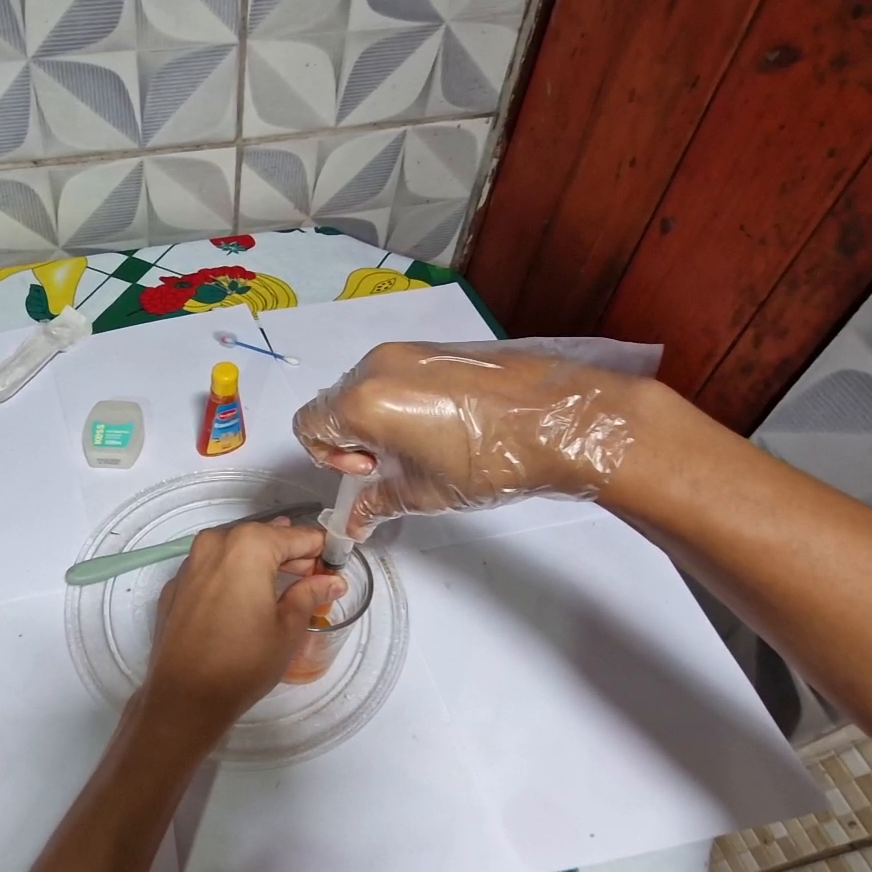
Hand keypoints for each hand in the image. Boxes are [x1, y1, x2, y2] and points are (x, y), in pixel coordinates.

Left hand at [137, 521, 345, 749]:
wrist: (184, 696)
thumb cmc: (244, 661)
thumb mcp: (289, 628)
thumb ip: (311, 594)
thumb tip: (331, 581)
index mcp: (249, 546)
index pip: (297, 536)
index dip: (321, 550)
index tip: (335, 567)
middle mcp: (215, 544)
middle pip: (264, 539)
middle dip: (290, 556)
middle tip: (314, 580)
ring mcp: (190, 564)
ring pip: (235, 552)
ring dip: (260, 564)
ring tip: (282, 589)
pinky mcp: (175, 587)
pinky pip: (212, 571)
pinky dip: (232, 578)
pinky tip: (243, 603)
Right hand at [292, 342, 641, 532]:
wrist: (563, 419)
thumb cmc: (489, 460)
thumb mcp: (425, 492)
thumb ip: (378, 503)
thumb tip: (355, 524)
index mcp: (365, 401)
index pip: (308, 424)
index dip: (328, 456)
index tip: (367, 471)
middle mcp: (377, 367)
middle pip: (335, 404)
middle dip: (350, 438)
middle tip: (392, 463)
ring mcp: (407, 351)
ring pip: (364, 388)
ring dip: (375, 420)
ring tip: (420, 445)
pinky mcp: (435, 346)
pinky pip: (394, 376)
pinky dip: (399, 402)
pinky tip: (440, 425)